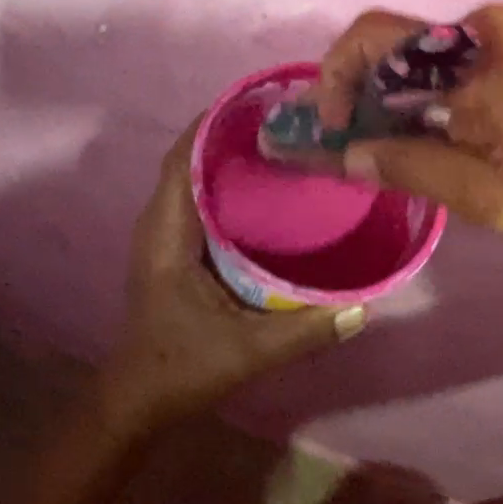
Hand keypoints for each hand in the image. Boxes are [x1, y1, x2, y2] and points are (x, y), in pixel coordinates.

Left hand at [100, 118, 364, 430]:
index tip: (260, 102)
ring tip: (277, 140)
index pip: (184, 157)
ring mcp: (161, 232)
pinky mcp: (170, 245)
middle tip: (282, 119)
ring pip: (191, 174)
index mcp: (167, 232)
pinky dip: (222, 177)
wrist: (137, 401)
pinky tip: (262, 185)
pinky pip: (195, 194)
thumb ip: (305, 330)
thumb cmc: (182, 367)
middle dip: (229, 130)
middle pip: (189, 156)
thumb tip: (365, 305)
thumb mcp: (247, 351)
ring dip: (225, 152)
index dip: (214, 122)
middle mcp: (158, 221)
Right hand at [317, 4, 502, 258]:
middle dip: (372, 101)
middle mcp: (494, 24)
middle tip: (364, 159)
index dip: (338, 79)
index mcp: (480, 41)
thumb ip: (410, 166)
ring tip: (409, 167)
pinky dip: (441, 108)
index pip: (376, 37)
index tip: (334, 132)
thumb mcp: (488, 193)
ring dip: (408, 110)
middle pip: (403, 52)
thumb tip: (348, 153)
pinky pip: (465, 74)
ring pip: (434, 68)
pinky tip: (450, 152)